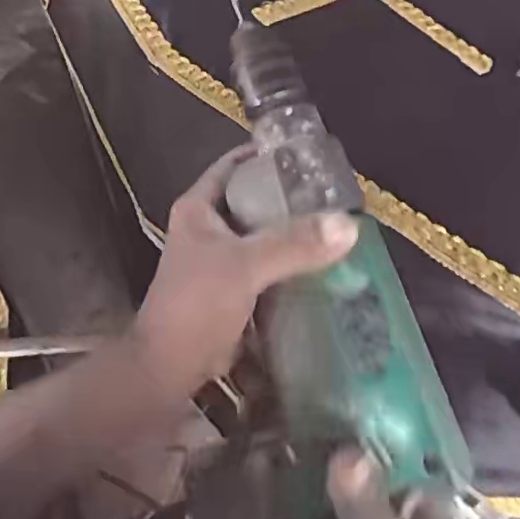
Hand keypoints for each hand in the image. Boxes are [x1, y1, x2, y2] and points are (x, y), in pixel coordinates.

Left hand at [131, 145, 357, 395]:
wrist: (171, 364)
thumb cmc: (196, 303)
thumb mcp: (243, 266)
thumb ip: (292, 244)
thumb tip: (348, 225)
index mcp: (198, 209)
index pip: (233, 166)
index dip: (266, 155)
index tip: (309, 154)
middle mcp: (208, 228)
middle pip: (254, 201)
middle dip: (291, 199)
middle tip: (337, 196)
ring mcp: (220, 259)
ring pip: (264, 236)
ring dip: (294, 235)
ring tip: (339, 228)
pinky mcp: (234, 288)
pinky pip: (269, 267)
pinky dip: (292, 265)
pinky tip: (325, 265)